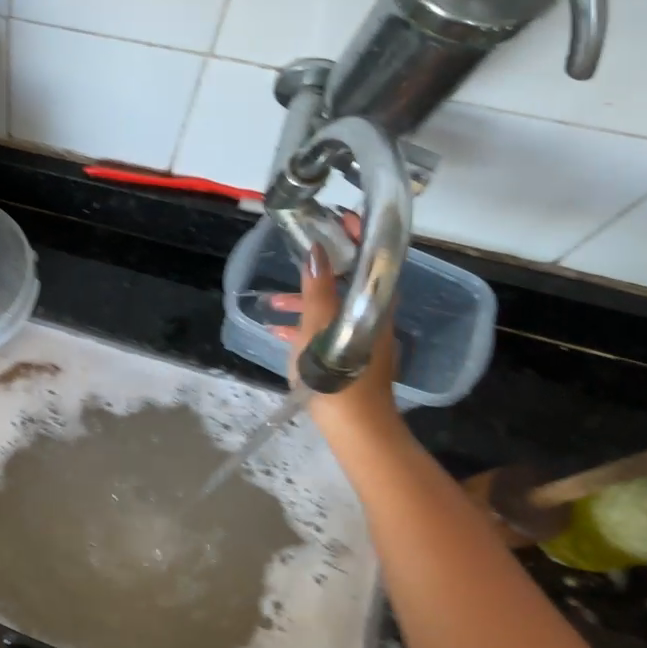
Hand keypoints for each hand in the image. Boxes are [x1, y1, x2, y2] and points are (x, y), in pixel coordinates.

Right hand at [265, 231, 400, 435]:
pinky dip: (305, 328)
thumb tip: (317, 251)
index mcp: (374, 307)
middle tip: (296, 260)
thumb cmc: (337, 373)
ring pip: (333, 311)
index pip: (371, 262)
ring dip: (305, 303)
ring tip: (272, 304)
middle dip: (321, 273)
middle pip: (348, 287)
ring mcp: (362, 343)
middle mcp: (373, 320)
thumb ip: (318, 290)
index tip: (341, 219)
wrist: (355, 428)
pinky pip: (326, 334)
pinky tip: (279, 334)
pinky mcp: (349, 362)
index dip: (359, 239)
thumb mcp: (319, 326)